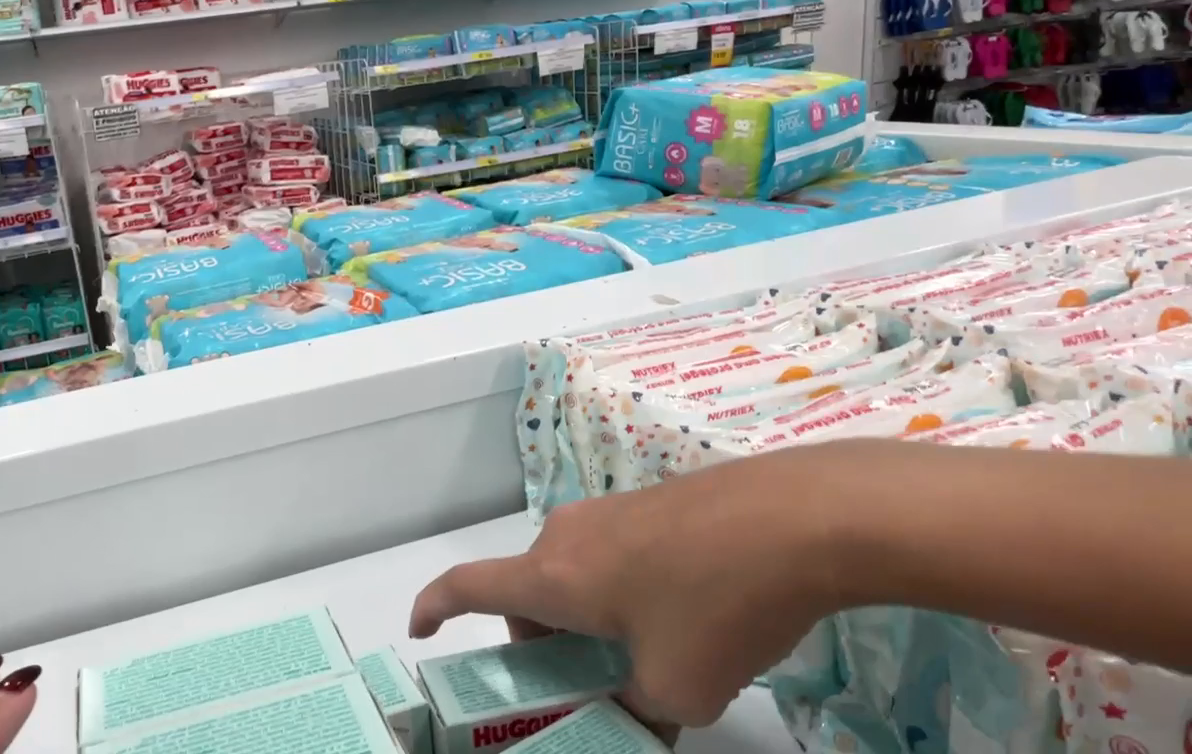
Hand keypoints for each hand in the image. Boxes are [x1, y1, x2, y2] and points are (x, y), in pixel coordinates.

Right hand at [409, 445, 842, 728]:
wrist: (793, 518)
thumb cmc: (717, 606)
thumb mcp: (680, 689)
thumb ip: (641, 707)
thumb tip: (639, 704)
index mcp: (552, 577)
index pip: (468, 585)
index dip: (435, 607)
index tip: (419, 628)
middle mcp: (564, 535)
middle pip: (528, 590)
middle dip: (545, 641)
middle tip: (594, 682)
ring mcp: (604, 512)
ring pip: (571, 573)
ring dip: (586, 616)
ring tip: (652, 652)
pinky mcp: (643, 503)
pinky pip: (608, 553)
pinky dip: (619, 590)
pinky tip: (686, 611)